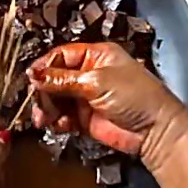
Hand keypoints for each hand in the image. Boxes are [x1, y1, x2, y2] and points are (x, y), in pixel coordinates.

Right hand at [28, 42, 187, 158]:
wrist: (156, 132)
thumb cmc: (134, 97)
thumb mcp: (96, 82)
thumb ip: (62, 79)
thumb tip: (34, 75)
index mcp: (95, 55)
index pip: (61, 55)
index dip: (45, 66)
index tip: (31, 78)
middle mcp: (89, 72)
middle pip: (55, 77)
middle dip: (44, 91)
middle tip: (38, 104)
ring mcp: (86, 96)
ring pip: (56, 98)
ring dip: (48, 108)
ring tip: (45, 119)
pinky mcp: (85, 117)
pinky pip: (63, 116)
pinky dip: (58, 121)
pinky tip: (60, 126)